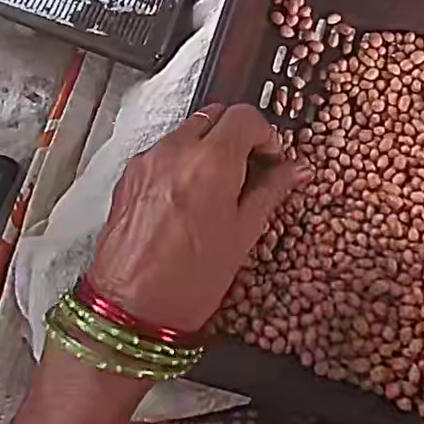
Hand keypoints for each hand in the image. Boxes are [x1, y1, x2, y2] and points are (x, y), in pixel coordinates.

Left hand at [85, 104, 306, 331]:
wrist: (131, 308)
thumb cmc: (189, 279)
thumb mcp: (244, 233)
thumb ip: (270, 191)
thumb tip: (294, 170)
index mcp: (211, 162)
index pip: (245, 116)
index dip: (266, 135)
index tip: (272, 159)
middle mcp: (176, 151)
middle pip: (216, 115)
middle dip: (238, 134)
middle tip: (252, 168)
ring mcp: (148, 160)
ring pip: (189, 131)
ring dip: (211, 146)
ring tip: (222, 187)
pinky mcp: (129, 175)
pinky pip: (165, 151)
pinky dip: (185, 161)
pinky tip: (193, 198)